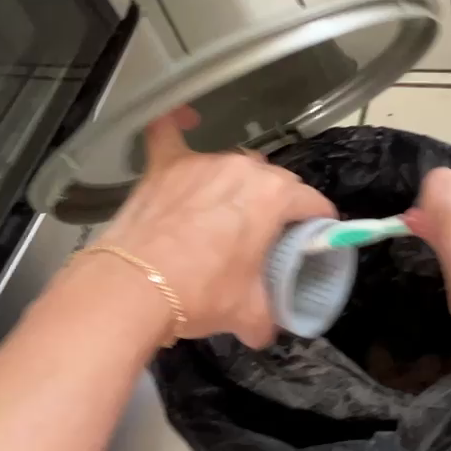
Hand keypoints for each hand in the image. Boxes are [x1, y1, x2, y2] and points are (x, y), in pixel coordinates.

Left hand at [81, 108, 335, 346]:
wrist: (133, 289)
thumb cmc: (200, 293)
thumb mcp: (248, 313)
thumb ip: (268, 316)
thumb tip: (265, 329)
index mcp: (276, 197)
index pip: (313, 203)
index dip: (318, 224)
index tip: (314, 239)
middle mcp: (245, 169)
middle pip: (274, 183)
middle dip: (276, 207)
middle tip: (264, 240)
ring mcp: (203, 163)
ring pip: (233, 167)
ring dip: (235, 187)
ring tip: (223, 216)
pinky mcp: (166, 165)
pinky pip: (169, 133)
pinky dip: (176, 126)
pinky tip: (182, 120)